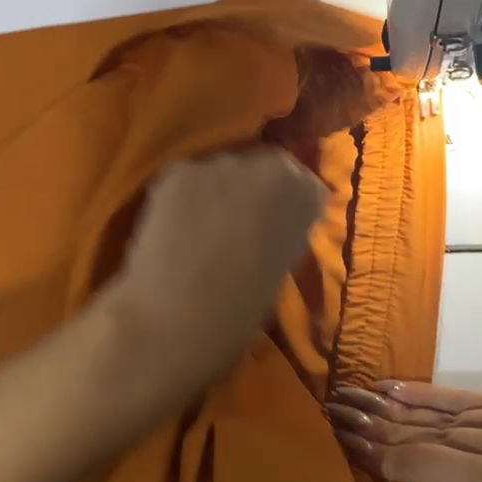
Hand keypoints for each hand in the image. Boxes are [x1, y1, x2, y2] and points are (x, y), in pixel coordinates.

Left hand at [108, 150, 326, 390]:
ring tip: (203, 231)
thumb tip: (271, 225)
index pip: (306, 187)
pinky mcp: (179, 171)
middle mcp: (269, 166)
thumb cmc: (242, 308)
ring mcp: (222, 163)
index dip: (290, 209)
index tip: (278, 230)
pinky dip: (184, 198)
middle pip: (265, 171)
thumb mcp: (282, 267)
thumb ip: (284, 232)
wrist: (178, 318)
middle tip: (240, 228)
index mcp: (305, 194)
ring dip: (219, 193)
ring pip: (224, 173)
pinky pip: (188, 180)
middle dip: (255, 193)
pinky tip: (175, 228)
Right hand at [329, 382, 481, 481]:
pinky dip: (435, 396)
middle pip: (431, 430)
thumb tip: (390, 459)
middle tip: (340, 407)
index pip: (421, 459)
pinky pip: (472, 400)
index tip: (346, 441)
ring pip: (447, 414)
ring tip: (362, 396)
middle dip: (382, 423)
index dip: (382, 453)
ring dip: (402, 408)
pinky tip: (398, 388)